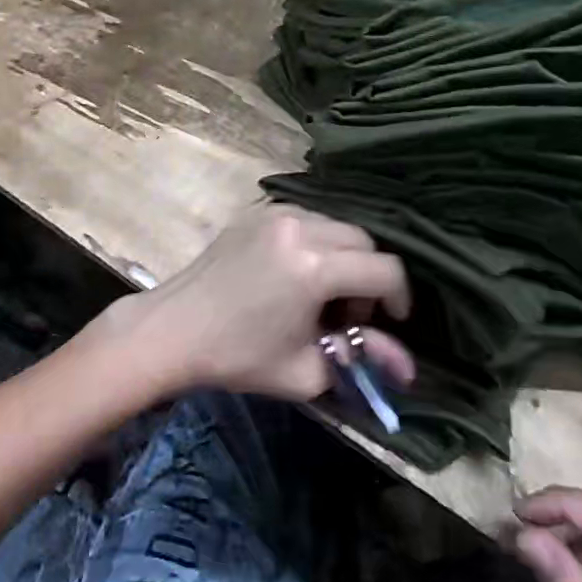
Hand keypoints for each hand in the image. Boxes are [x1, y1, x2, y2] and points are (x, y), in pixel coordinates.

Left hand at [86, 205, 414, 400]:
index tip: (389, 323)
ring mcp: (274, 213)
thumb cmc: (238, 357)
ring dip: (342, 256)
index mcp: (313, 267)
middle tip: (348, 313)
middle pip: (364, 240)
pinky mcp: (255, 211)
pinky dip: (314, 241)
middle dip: (369, 276)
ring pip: (335, 224)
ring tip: (319, 294)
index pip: (385, 270)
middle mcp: (298, 227)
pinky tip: (294, 273)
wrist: (173, 329)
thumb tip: (408, 366)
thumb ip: (362, 360)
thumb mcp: (306, 370)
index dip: (399, 298)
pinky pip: (305, 217)